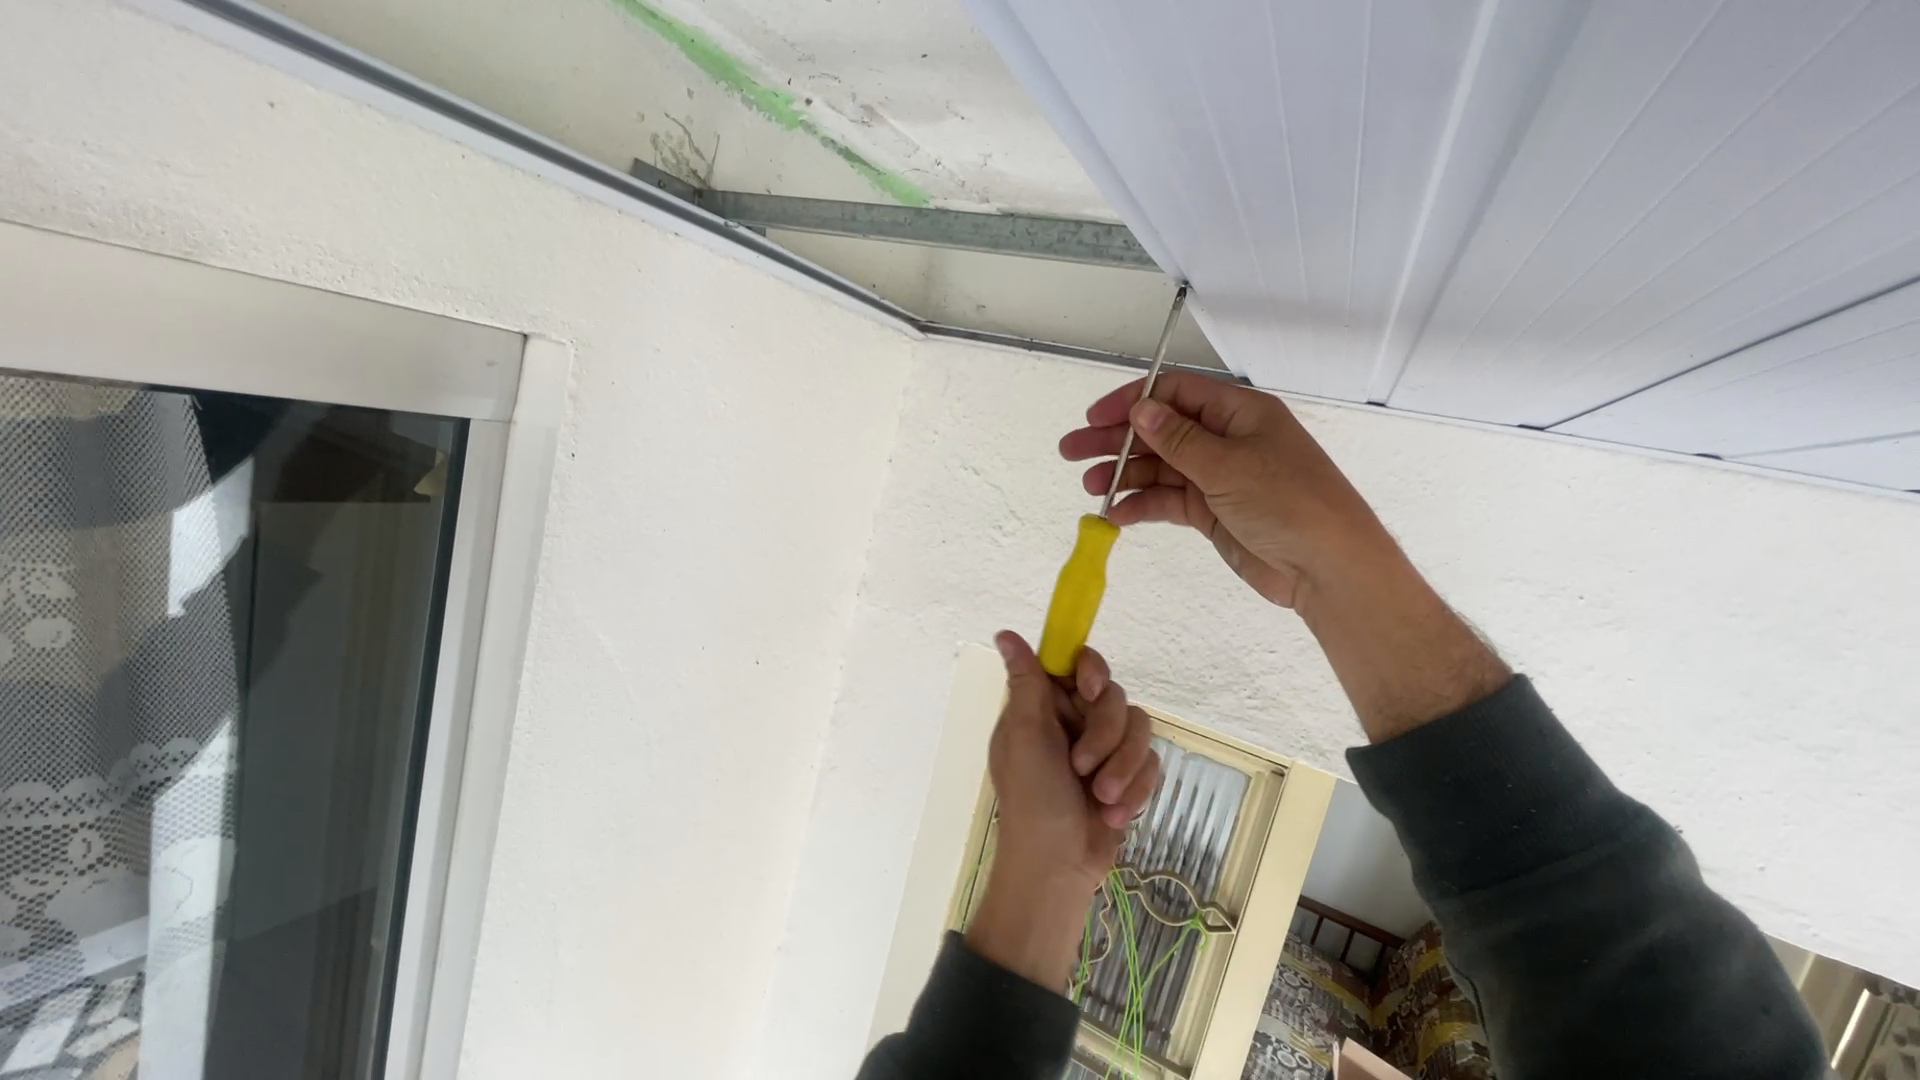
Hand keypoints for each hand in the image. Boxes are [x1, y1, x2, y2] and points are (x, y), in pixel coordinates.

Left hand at [965, 631, 1159, 989]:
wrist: (1058, 868)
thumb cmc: (1033, 800)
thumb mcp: (1025, 736)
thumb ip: (1026, 682)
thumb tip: (1003, 633)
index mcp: (1043, 708)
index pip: (1076, 665)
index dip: (1090, 671)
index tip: (1090, 690)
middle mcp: (1073, 722)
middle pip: (1113, 696)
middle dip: (1105, 736)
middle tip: (1082, 767)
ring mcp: (1103, 750)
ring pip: (1138, 728)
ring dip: (1123, 768)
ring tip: (1101, 799)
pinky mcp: (1127, 777)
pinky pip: (1151, 762)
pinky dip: (1135, 790)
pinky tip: (1115, 813)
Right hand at [1061, 374, 1509, 741]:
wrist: (1327, 567)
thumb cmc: (1289, 502)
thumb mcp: (1230, 464)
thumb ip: (1179, 439)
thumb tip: (1140, 410)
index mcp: (1238, 413)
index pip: (1175, 394)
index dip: (1132, 402)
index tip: (1095, 419)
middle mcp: (1225, 439)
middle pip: (1160, 431)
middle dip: (1116, 440)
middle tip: (1071, 452)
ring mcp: (1218, 477)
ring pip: (1160, 467)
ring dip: (1124, 475)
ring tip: (1091, 488)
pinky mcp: (1212, 511)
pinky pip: (1168, 501)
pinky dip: (1142, 505)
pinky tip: (1116, 515)